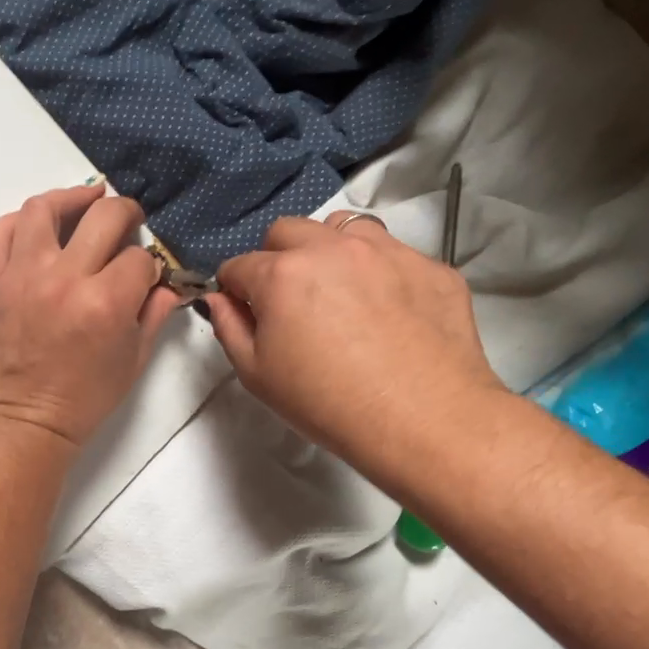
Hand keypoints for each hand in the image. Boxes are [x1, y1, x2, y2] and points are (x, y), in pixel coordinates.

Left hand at [0, 183, 182, 448]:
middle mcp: (63, 278)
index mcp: (105, 302)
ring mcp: (21, 276)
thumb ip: (153, 313)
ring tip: (84, 202)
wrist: (24, 421)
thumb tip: (165, 282)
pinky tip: (35, 227)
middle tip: (128, 221)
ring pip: (42, 209)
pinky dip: (17, 223)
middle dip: (125, 213)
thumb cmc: (83, 399)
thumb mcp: (134, 360)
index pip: (138, 258)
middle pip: (102, 216)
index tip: (143, 274)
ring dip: (69, 199)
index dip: (148, 264)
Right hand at [205, 211, 504, 466]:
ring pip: (343, 227)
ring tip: (338, 290)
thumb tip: (218, 299)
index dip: (235, 290)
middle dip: (276, 258)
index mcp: (282, 274)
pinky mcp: (430, 266)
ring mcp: (387, 252)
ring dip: (328, 249)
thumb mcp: (257, 375)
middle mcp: (331, 248)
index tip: (245, 313)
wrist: (425, 421)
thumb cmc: (326, 403)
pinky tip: (385, 311)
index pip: (238, 265)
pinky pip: (392, 253)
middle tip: (289, 300)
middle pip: (287, 230)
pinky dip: (377, 270)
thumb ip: (229, 327)